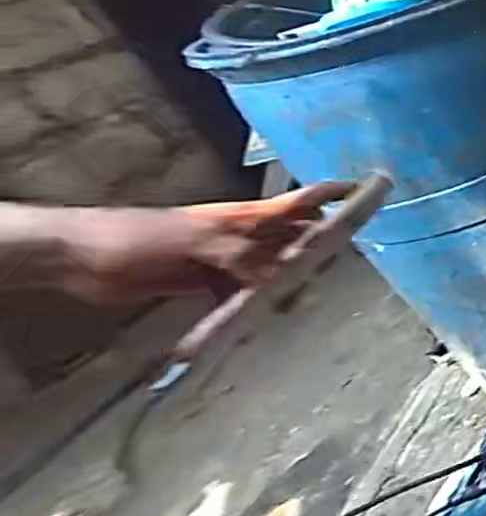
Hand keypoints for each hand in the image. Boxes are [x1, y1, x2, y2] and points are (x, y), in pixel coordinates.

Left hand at [46, 181, 354, 303]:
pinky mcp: (211, 281)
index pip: (309, 199)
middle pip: (302, 237)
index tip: (375, 191)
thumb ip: (246, 256)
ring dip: (287, 286)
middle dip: (324, 251)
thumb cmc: (144, 237)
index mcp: (256, 216)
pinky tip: (254, 324)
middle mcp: (253, 234)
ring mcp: (233, 257)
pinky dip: (249, 308)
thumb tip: (286, 274)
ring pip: (276, 269)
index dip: (342, 194)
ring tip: (299, 305)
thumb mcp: (201, 242)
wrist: (79, 258)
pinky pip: (243, 294)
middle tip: (339, 269)